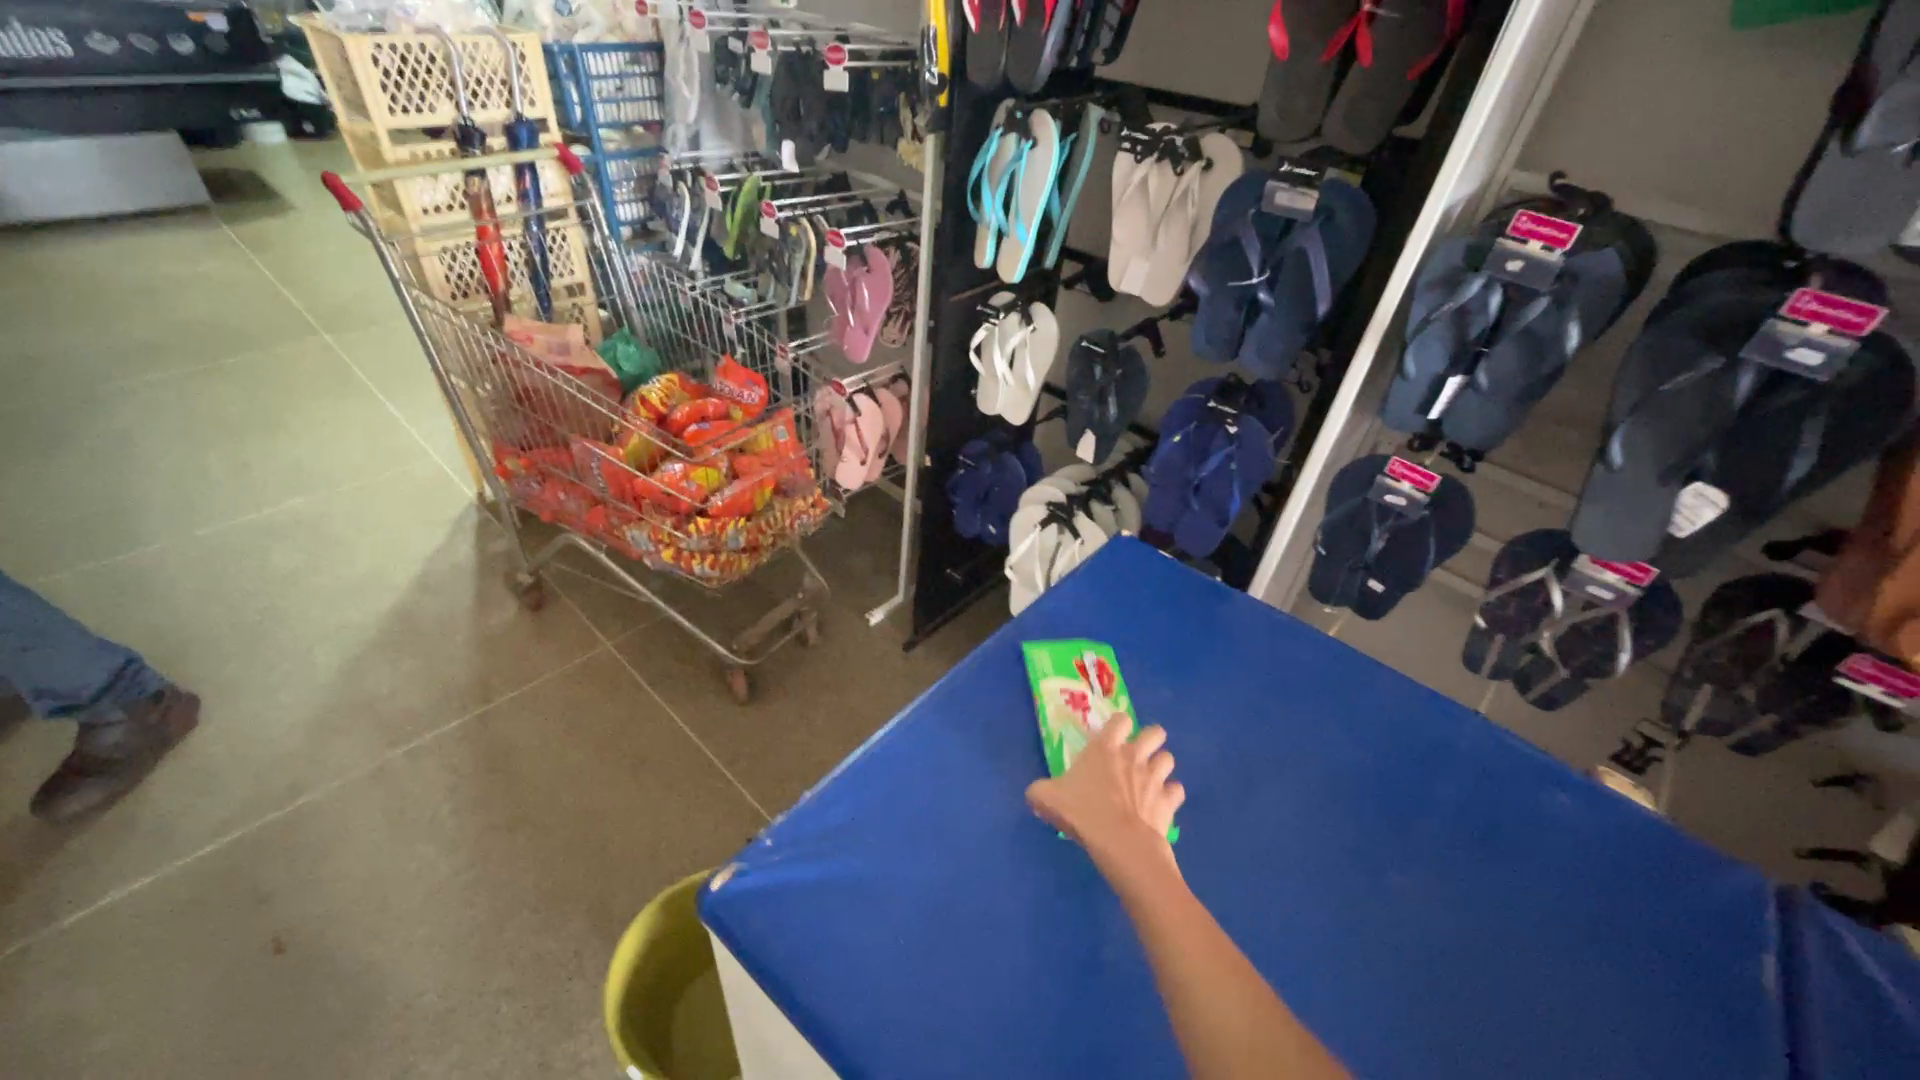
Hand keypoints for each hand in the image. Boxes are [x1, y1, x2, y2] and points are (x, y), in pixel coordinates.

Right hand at [1027, 717, 1184, 875]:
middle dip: (1151, 739)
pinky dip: (1171, 795)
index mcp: (1105, 748)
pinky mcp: (1169, 801)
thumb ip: (1040, 791)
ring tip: (1151, 778)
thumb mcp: (1047, 799)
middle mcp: (1134, 756)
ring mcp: (1155, 777)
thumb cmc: (1082, 812)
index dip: (1120, 725)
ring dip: (1161, 766)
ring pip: (1169, 759)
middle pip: (1155, 733)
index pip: (1121, 720)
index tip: (1115, 736)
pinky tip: (1161, 804)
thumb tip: (1034, 793)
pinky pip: (1176, 790)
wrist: (1119, 842)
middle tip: (1139, 754)